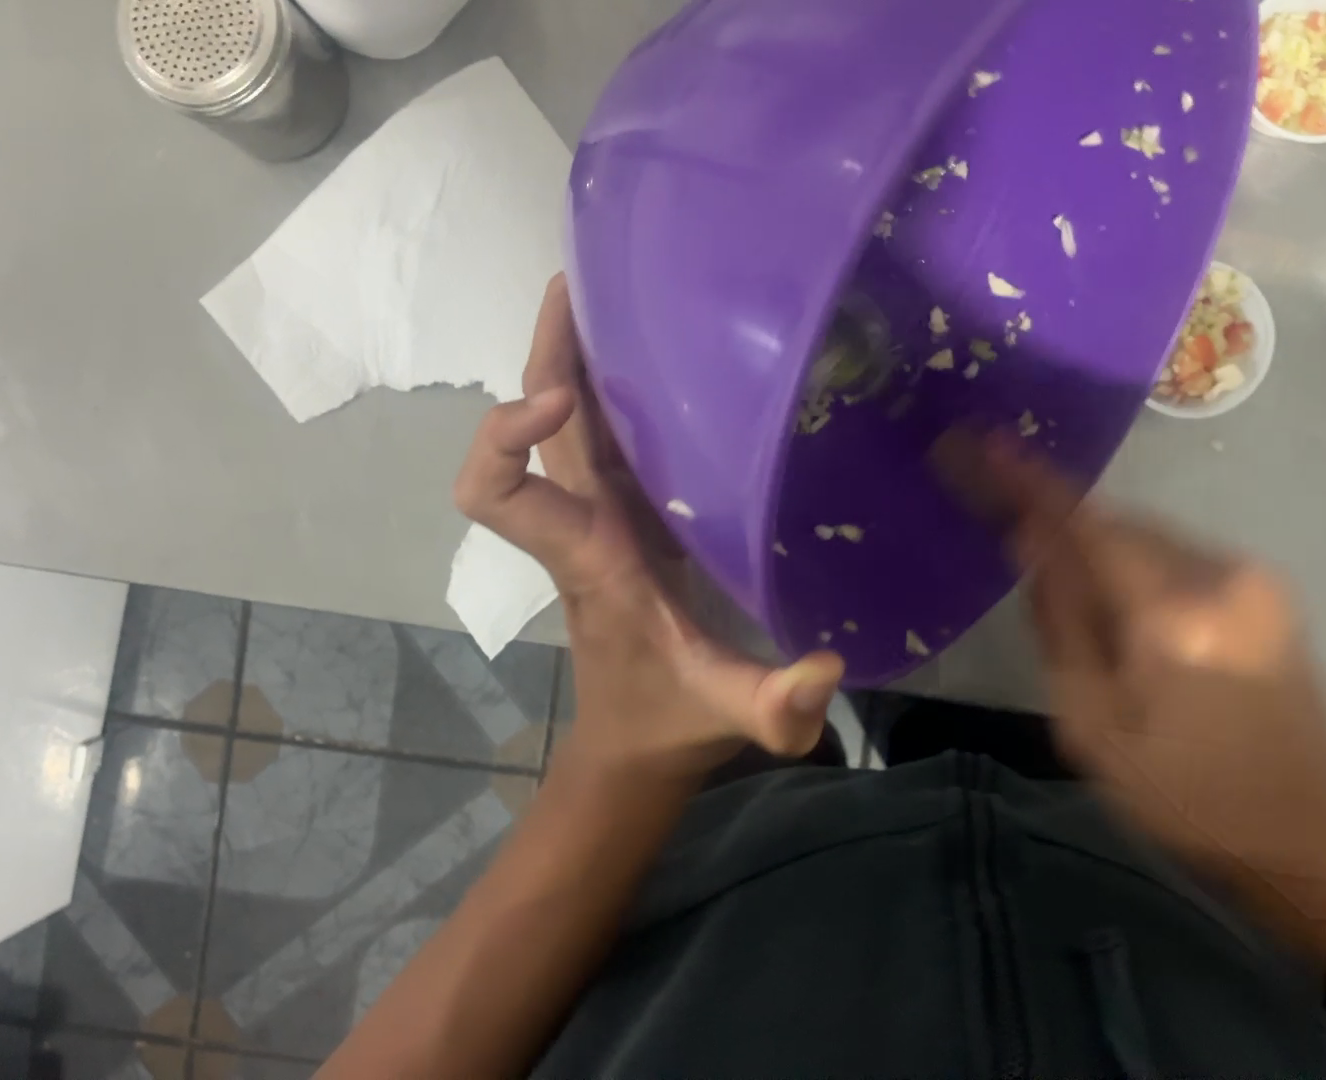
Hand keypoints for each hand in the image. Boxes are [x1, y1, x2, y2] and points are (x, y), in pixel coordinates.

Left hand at [455, 276, 844, 784]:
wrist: (635, 738)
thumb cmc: (668, 718)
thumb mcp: (729, 713)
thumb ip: (773, 706)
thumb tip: (828, 669)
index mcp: (587, 556)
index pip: (497, 492)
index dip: (504, 436)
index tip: (558, 398)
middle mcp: (580, 522)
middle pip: (532, 426)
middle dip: (548, 353)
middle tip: (584, 281)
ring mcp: (600, 514)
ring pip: (568, 422)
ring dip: (576, 359)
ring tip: (618, 293)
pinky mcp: (627, 515)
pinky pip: (605, 438)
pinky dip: (615, 392)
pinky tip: (663, 361)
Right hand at [946, 432, 1325, 879]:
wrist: (1314, 840)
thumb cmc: (1186, 796)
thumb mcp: (1093, 727)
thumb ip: (1060, 626)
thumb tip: (1031, 548)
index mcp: (1171, 614)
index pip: (1086, 525)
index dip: (1030, 482)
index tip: (987, 445)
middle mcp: (1220, 577)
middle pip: (1117, 524)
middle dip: (1060, 521)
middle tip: (1007, 525)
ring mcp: (1254, 583)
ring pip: (1148, 538)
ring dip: (1097, 547)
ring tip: (1057, 575)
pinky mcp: (1269, 597)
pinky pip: (1177, 557)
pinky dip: (1134, 564)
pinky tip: (1116, 603)